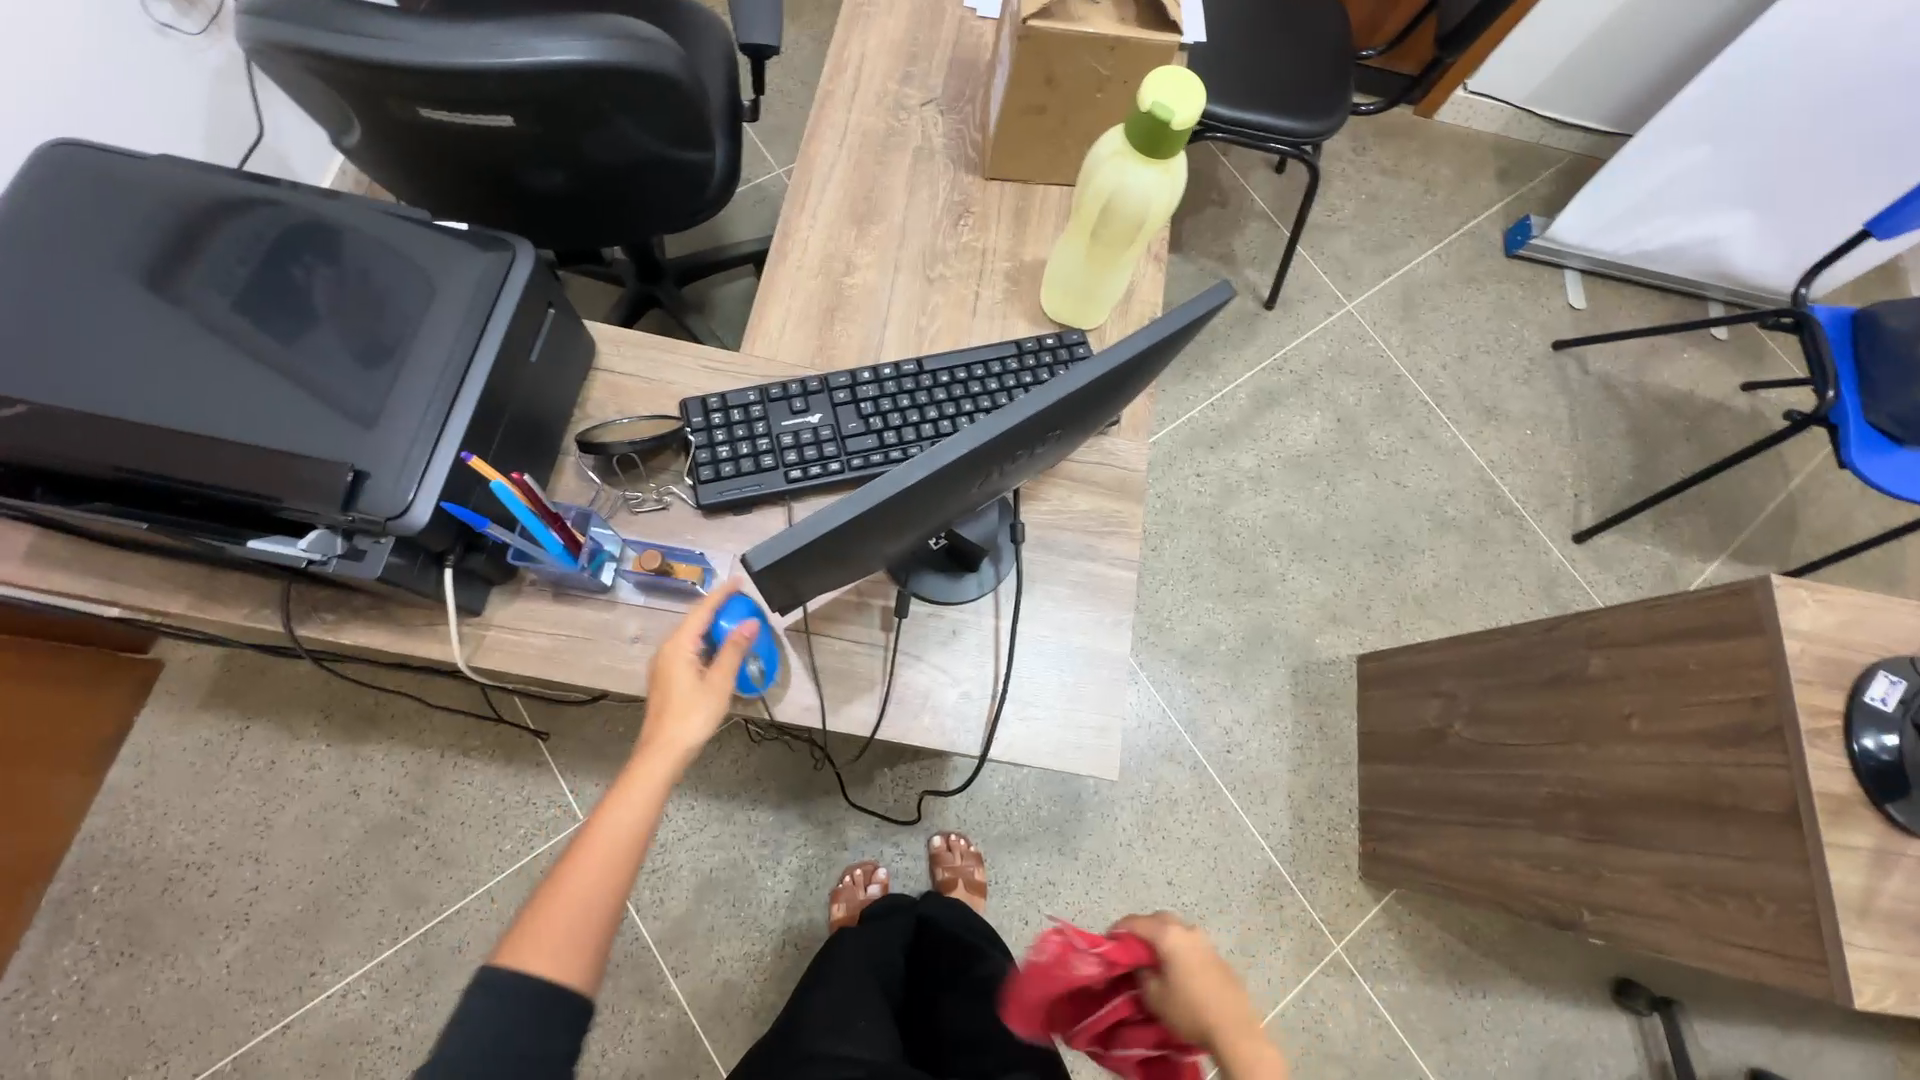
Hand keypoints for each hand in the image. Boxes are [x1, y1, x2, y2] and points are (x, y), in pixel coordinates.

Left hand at [634, 577, 761, 771]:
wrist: (662, 751)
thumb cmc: (692, 716)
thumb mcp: (719, 682)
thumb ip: (734, 649)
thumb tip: (750, 623)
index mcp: (679, 645)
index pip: (703, 610)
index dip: (722, 594)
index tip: (739, 581)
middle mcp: (667, 649)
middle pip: (695, 621)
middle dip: (719, 610)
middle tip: (744, 604)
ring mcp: (664, 664)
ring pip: (691, 636)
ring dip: (714, 629)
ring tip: (737, 624)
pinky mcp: (666, 677)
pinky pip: (688, 650)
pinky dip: (707, 644)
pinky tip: (721, 652)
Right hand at [1112, 912, 1275, 1071]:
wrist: (1234, 1029)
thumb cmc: (1189, 1011)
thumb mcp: (1154, 996)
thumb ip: (1141, 973)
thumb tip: (1140, 964)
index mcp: (1168, 935)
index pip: (1135, 922)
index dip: (1118, 930)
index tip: (1108, 941)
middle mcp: (1187, 929)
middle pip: (1158, 919)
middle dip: (1142, 929)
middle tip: (1131, 947)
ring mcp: (1205, 941)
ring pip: (1176, 929)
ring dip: (1162, 937)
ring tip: (1154, 958)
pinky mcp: (1217, 955)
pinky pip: (1190, 943)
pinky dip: (1178, 948)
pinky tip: (1176, 968)